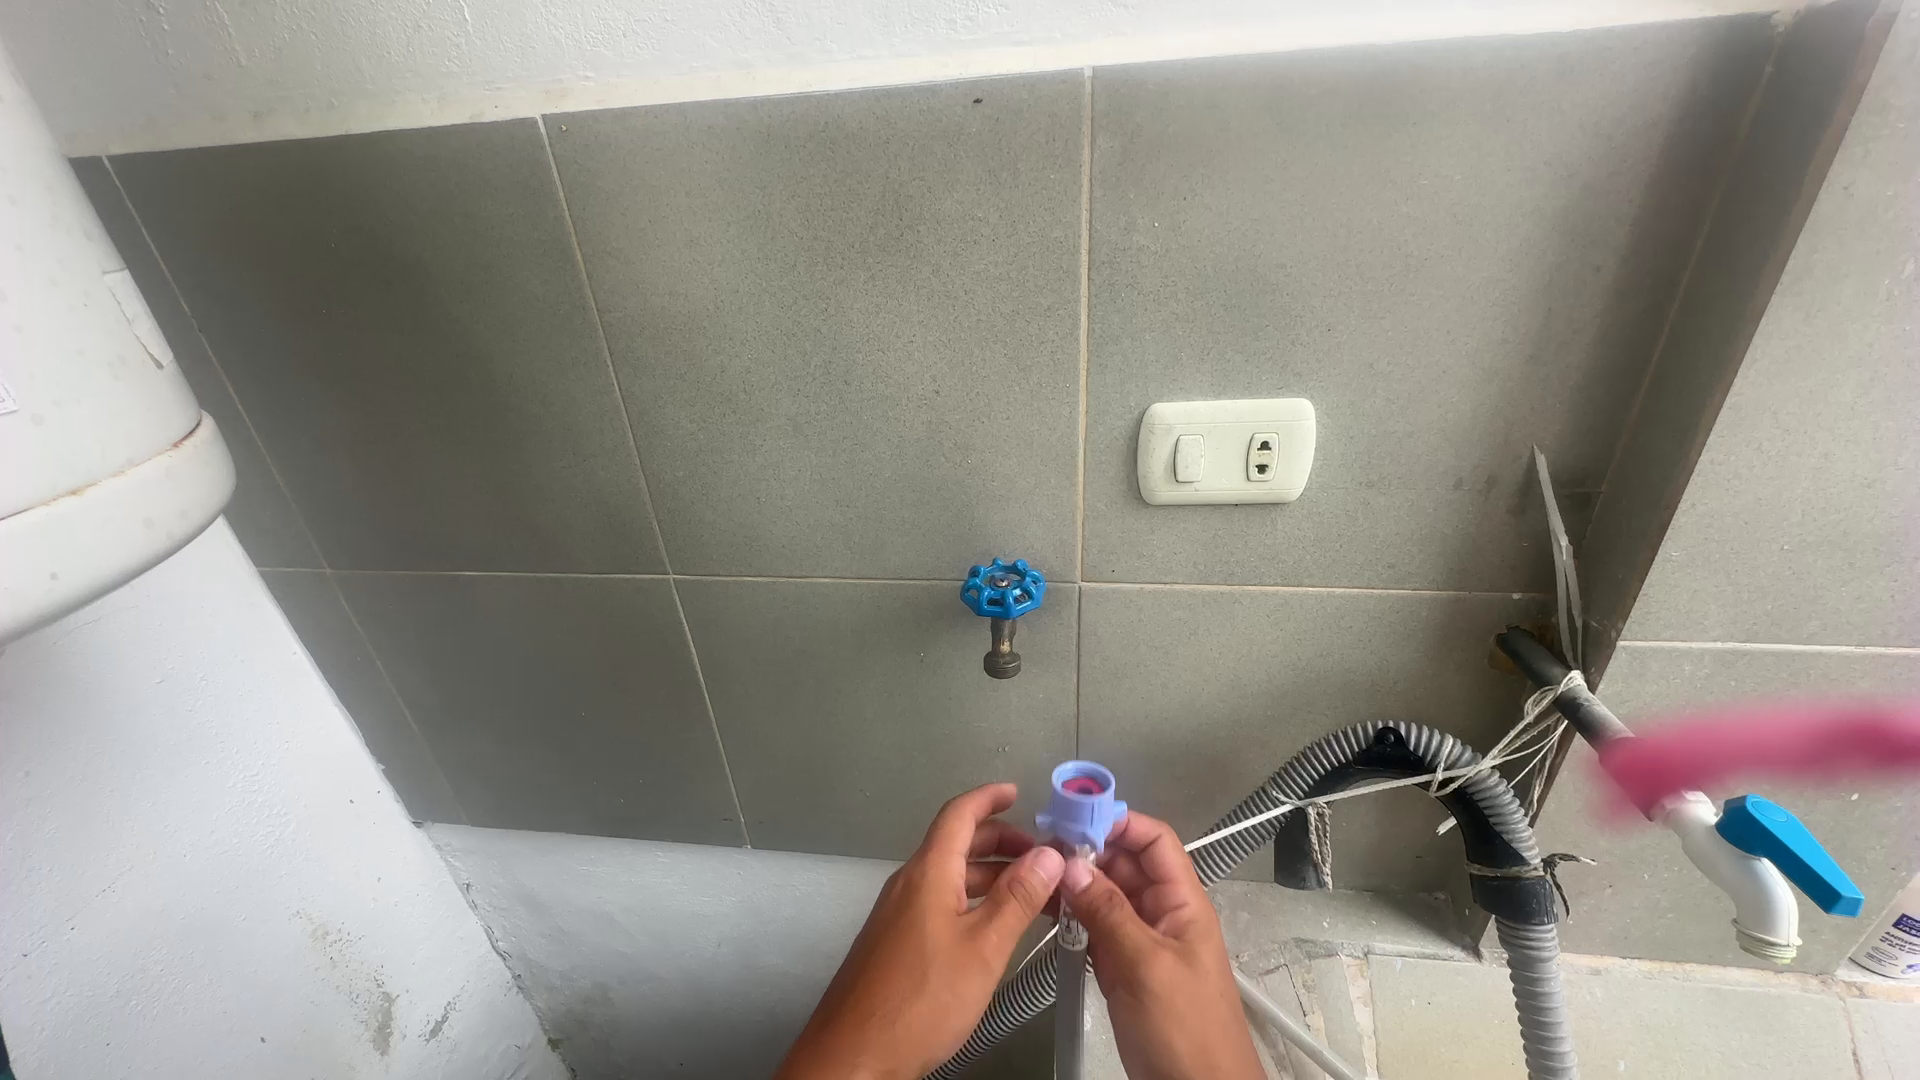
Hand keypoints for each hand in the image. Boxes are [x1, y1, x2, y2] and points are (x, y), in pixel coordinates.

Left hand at [775, 783, 1064, 1079]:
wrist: (854, 1055)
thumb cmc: (920, 999)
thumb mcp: (983, 947)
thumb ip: (1018, 898)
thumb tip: (1048, 855)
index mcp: (929, 871)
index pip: (959, 814)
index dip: (989, 797)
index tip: (1016, 792)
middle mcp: (911, 881)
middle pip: (957, 843)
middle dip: (1001, 841)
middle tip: (1040, 856)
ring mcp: (900, 911)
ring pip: (951, 875)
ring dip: (991, 876)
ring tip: (1031, 894)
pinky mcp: (897, 940)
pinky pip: (941, 901)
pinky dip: (973, 900)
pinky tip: (995, 927)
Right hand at [1063, 810, 1263, 1079]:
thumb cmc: (1186, 1028)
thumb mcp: (1147, 965)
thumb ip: (1108, 912)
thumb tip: (1071, 863)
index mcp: (1181, 902)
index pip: (1154, 840)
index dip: (1118, 822)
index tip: (1074, 818)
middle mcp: (1160, 912)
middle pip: (1124, 863)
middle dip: (1087, 850)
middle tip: (1043, 847)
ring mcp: (1140, 940)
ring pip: (1105, 893)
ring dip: (1074, 881)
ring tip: (1036, 874)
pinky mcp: (1121, 966)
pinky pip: (1094, 926)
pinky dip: (1071, 914)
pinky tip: (1044, 909)